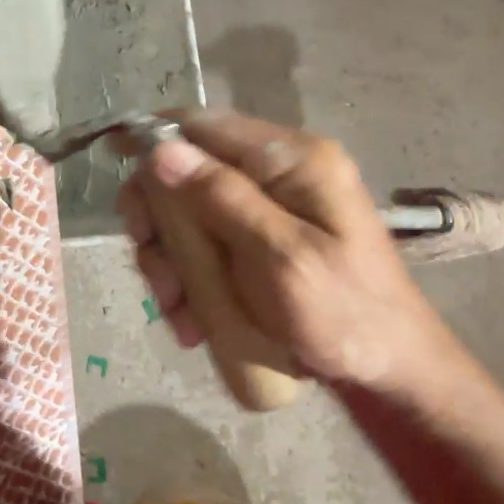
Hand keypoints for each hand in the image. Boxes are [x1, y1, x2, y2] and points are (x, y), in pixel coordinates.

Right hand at [118, 111, 456, 393]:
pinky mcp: (260, 240)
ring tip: (176, 311)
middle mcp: (278, 173)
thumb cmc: (347, 317)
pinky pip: (204, 243)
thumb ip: (223, 199)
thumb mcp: (282, 258)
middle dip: (159, 221)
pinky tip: (191, 320)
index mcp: (294, 160)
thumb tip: (161, 150)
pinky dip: (188, 278)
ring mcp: (269, 207)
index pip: (206, 125)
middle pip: (187, 171)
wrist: (393, 378)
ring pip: (187, 213)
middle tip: (153, 271)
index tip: (110, 156)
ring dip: (169, 259)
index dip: (154, 137)